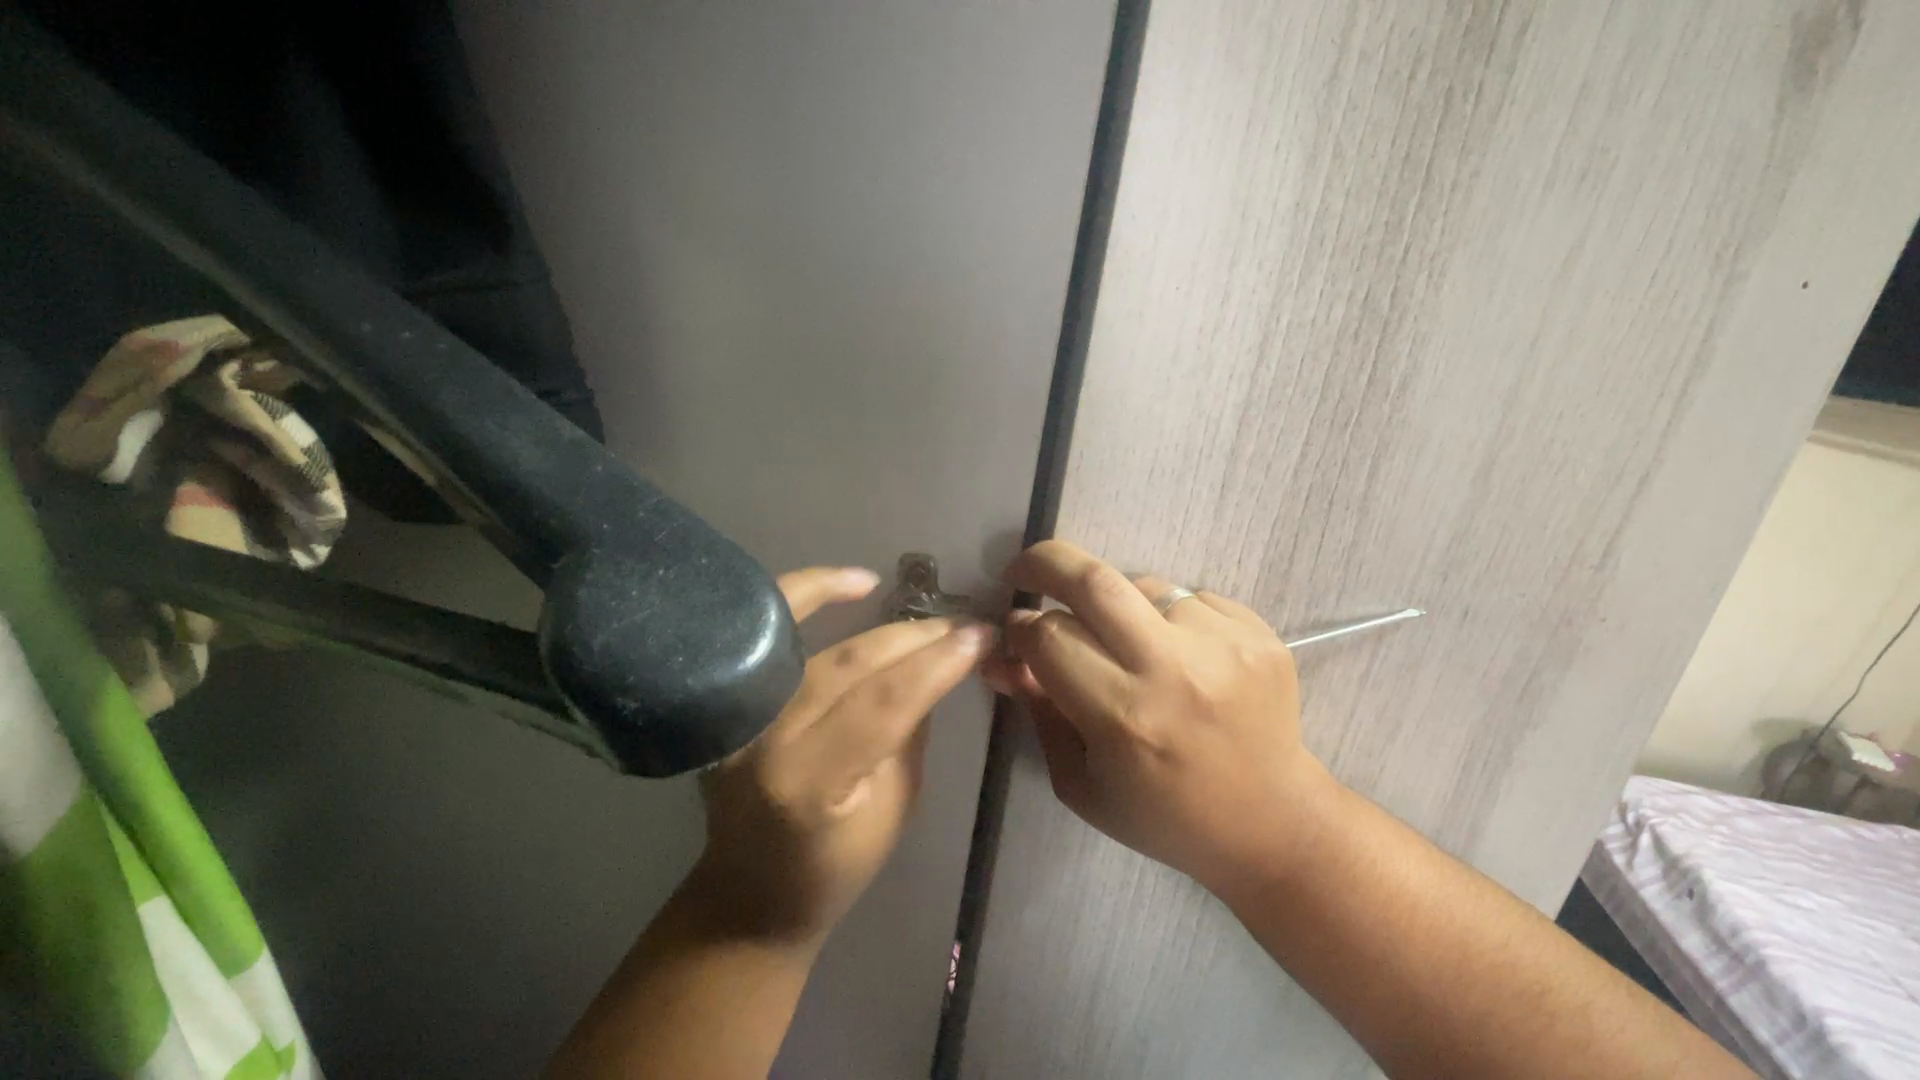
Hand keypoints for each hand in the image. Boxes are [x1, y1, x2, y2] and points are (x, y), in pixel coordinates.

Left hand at [688, 566, 994, 948]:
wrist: (748, 895)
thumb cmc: (832, 869)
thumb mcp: (892, 810)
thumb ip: (908, 732)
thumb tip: (933, 667)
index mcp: (810, 782)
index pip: (882, 704)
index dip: (936, 665)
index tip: (981, 637)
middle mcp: (767, 738)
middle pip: (850, 665)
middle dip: (917, 639)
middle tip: (965, 624)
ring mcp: (739, 715)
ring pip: (817, 644)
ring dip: (881, 623)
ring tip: (931, 615)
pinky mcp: (728, 701)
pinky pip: (773, 635)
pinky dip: (810, 596)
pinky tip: (855, 583)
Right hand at [982, 540, 1333, 895]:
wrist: (1271, 821)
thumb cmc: (1164, 816)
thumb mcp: (1082, 782)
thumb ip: (1039, 711)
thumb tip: (1001, 657)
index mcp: (1124, 718)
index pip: (1050, 637)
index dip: (1021, 626)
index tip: (1016, 629)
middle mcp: (1174, 671)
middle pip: (1094, 580)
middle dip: (1046, 563)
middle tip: (1026, 571)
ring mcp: (1223, 645)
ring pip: (1143, 585)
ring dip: (1116, 605)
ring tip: (1126, 644)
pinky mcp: (1258, 632)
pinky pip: (1189, 597)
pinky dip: (1168, 617)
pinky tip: (1178, 656)